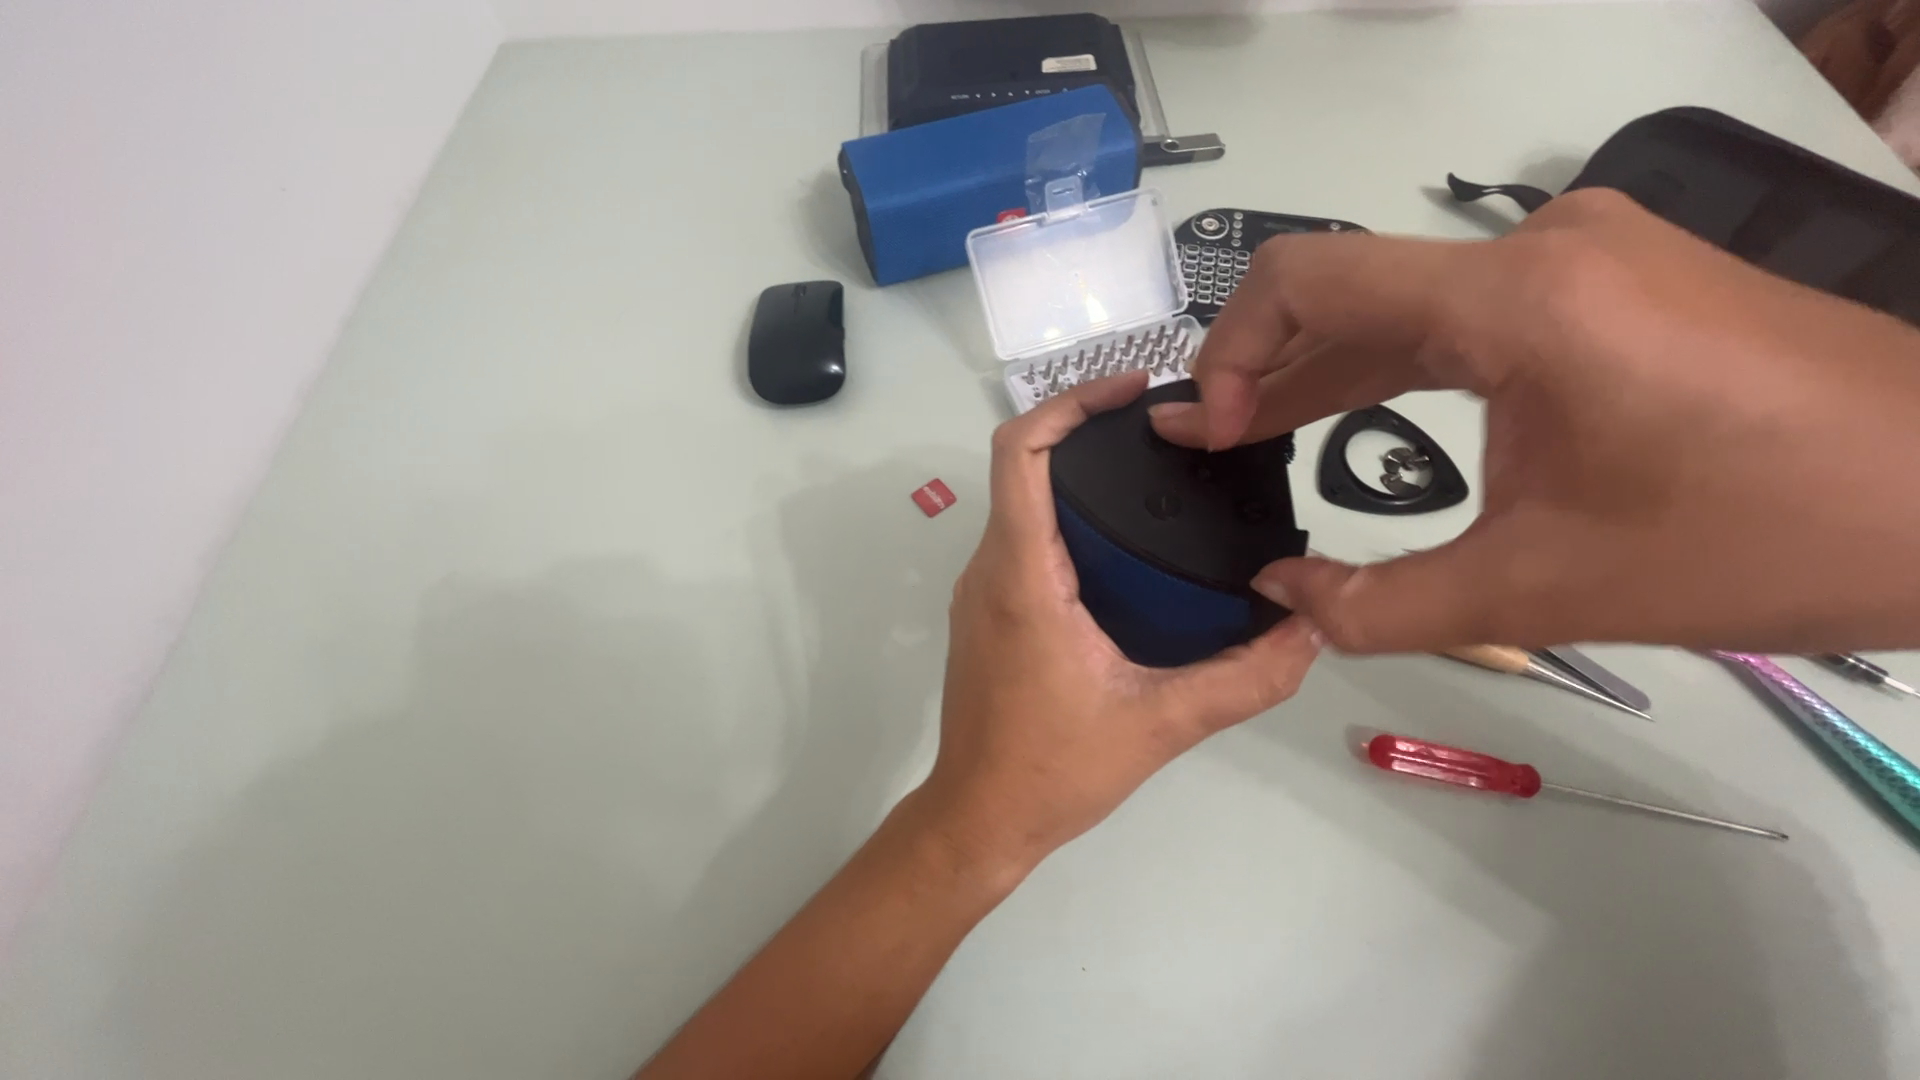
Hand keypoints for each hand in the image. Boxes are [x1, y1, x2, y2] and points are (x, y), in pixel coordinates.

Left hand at [918, 374, 1320, 874]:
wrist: (980, 817)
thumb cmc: (1053, 771)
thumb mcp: (1161, 724)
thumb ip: (1244, 679)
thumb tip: (1310, 630)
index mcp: (1021, 578)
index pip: (1018, 454)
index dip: (1067, 403)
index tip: (1129, 390)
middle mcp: (988, 570)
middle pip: (1022, 468)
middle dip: (1084, 434)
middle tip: (1163, 433)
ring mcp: (980, 591)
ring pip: (1021, 506)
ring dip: (1075, 480)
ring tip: (1153, 481)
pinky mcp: (986, 614)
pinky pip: (1021, 542)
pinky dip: (1064, 522)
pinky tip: (1122, 549)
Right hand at [1151, 189, 1919, 652]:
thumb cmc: (1764, 540)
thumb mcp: (1541, 591)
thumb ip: (1374, 604)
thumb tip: (1274, 595)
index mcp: (1517, 301)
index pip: (1308, 278)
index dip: (1233, 352)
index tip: (1215, 434)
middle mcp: (1537, 248)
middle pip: (1343, 287)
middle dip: (1260, 369)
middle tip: (1208, 443)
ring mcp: (1576, 257)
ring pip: (1395, 304)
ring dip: (1317, 371)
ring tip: (1254, 438)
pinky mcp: (1602, 282)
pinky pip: (1454, 315)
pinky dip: (1384, 365)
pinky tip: (1345, 413)